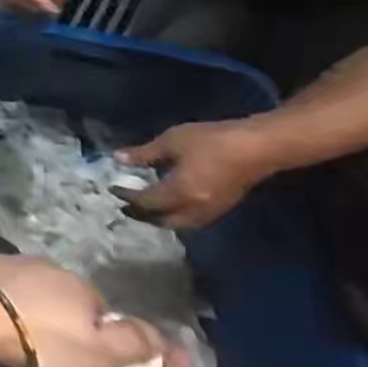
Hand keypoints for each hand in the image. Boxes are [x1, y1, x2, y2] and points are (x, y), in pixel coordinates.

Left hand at [0, 255, 164, 366]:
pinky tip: (1, 321)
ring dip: (35, 310)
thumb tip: (160, 332)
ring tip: (25, 338)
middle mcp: (48, 264)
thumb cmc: (44, 340)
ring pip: (35, 290)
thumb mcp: (102, 354)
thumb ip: (133, 342)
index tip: (88, 360)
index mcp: (80, 284)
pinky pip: (6, 288)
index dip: (99, 337)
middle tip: (54, 352)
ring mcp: (12, 260)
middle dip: (65, 321)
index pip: (102, 310)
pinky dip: (8, 302)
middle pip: (67, 298)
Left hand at [115, 120, 279, 228]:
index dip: (128, 198)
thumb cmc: (209, 142)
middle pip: (166, 222)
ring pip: (183, 225)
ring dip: (162, 219)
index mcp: (181, 193)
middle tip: (126, 207)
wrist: (256, 148)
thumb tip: (118, 159)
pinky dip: (178, 217)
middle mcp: (197, 209)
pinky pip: (195, 220)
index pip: (148, 202)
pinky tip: (170, 204)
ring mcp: (214, 211)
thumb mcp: (170, 142)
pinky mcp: (224, 207)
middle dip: (144, 217)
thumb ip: (143, 154)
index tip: (111, 189)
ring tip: (145, 208)